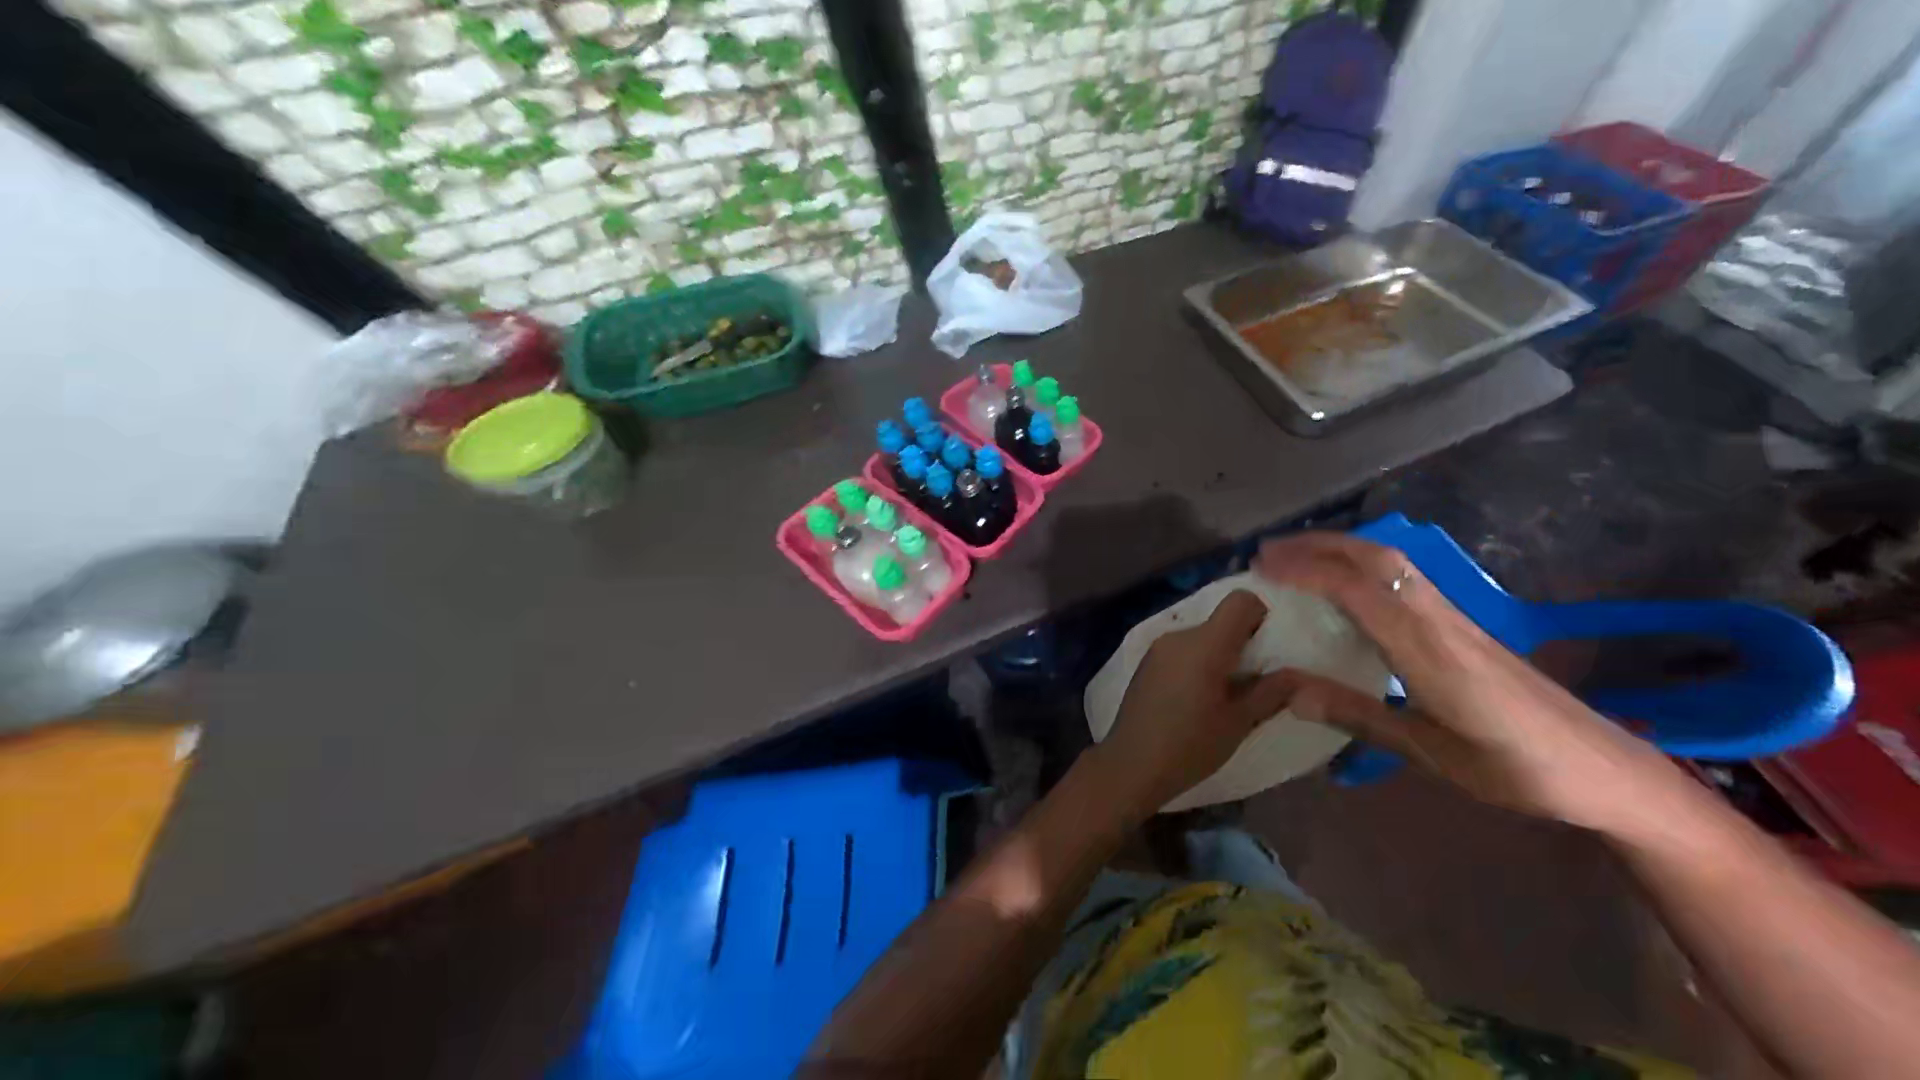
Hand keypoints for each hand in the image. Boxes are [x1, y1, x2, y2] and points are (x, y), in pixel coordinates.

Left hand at [1088, 590, 1295, 818]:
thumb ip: (1271, 691)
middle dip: (1243, 641)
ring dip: (1219, 654)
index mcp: (1204, 644)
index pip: (1240, 600)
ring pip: (1201, 635)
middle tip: (1255, 679)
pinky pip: (1182, 649)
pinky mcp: (1146, 662)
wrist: (1131, 764)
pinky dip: (1198, 662)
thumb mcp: (1239, 722)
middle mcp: (1178, 636)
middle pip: (1220, 620)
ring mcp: (1158, 647)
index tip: (1269, 649)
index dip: (1261, 616)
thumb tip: (1299, 673)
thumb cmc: (1190, 745)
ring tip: (1226, 693)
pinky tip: (1198, 697)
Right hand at [1255, 533, 1684, 832]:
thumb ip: (1360, 718)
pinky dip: (1361, 565)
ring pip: (1393, 562)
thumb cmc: (1516, 769)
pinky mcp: (1462, 625)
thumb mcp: (1431, 754)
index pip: (1357, 590)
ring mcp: (1454, 618)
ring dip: (1339, 549)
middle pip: (1376, 558)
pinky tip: (1344, 583)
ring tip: (1295, 557)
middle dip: (1317, 545)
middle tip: (1266, 551)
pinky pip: (1404, 578)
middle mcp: (1439, 619)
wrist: (1607, 770)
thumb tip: (1288, 692)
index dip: (1305, 571)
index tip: (1261, 566)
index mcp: (1427, 649)